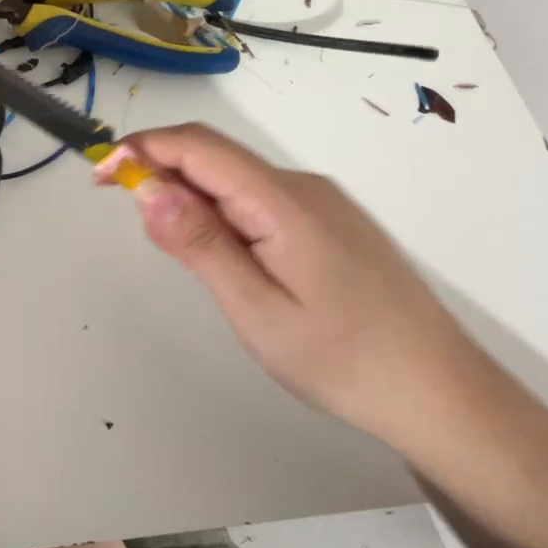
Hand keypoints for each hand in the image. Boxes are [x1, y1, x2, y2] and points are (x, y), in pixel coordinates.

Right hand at [117, 123, 485, 441]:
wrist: (447, 399)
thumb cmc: (345, 361)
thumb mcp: (256, 309)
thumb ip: (199, 244)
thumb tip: (146, 186)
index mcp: (286, 204)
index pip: (199, 147)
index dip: (141, 148)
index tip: (99, 177)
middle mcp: (304, 189)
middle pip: (213, 156)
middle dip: (156, 170)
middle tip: (127, 217)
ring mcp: (321, 205)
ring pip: (231, 178)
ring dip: (185, 194)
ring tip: (176, 251)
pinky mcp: (328, 225)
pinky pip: (254, 198)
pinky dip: (215, 210)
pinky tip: (219, 255)